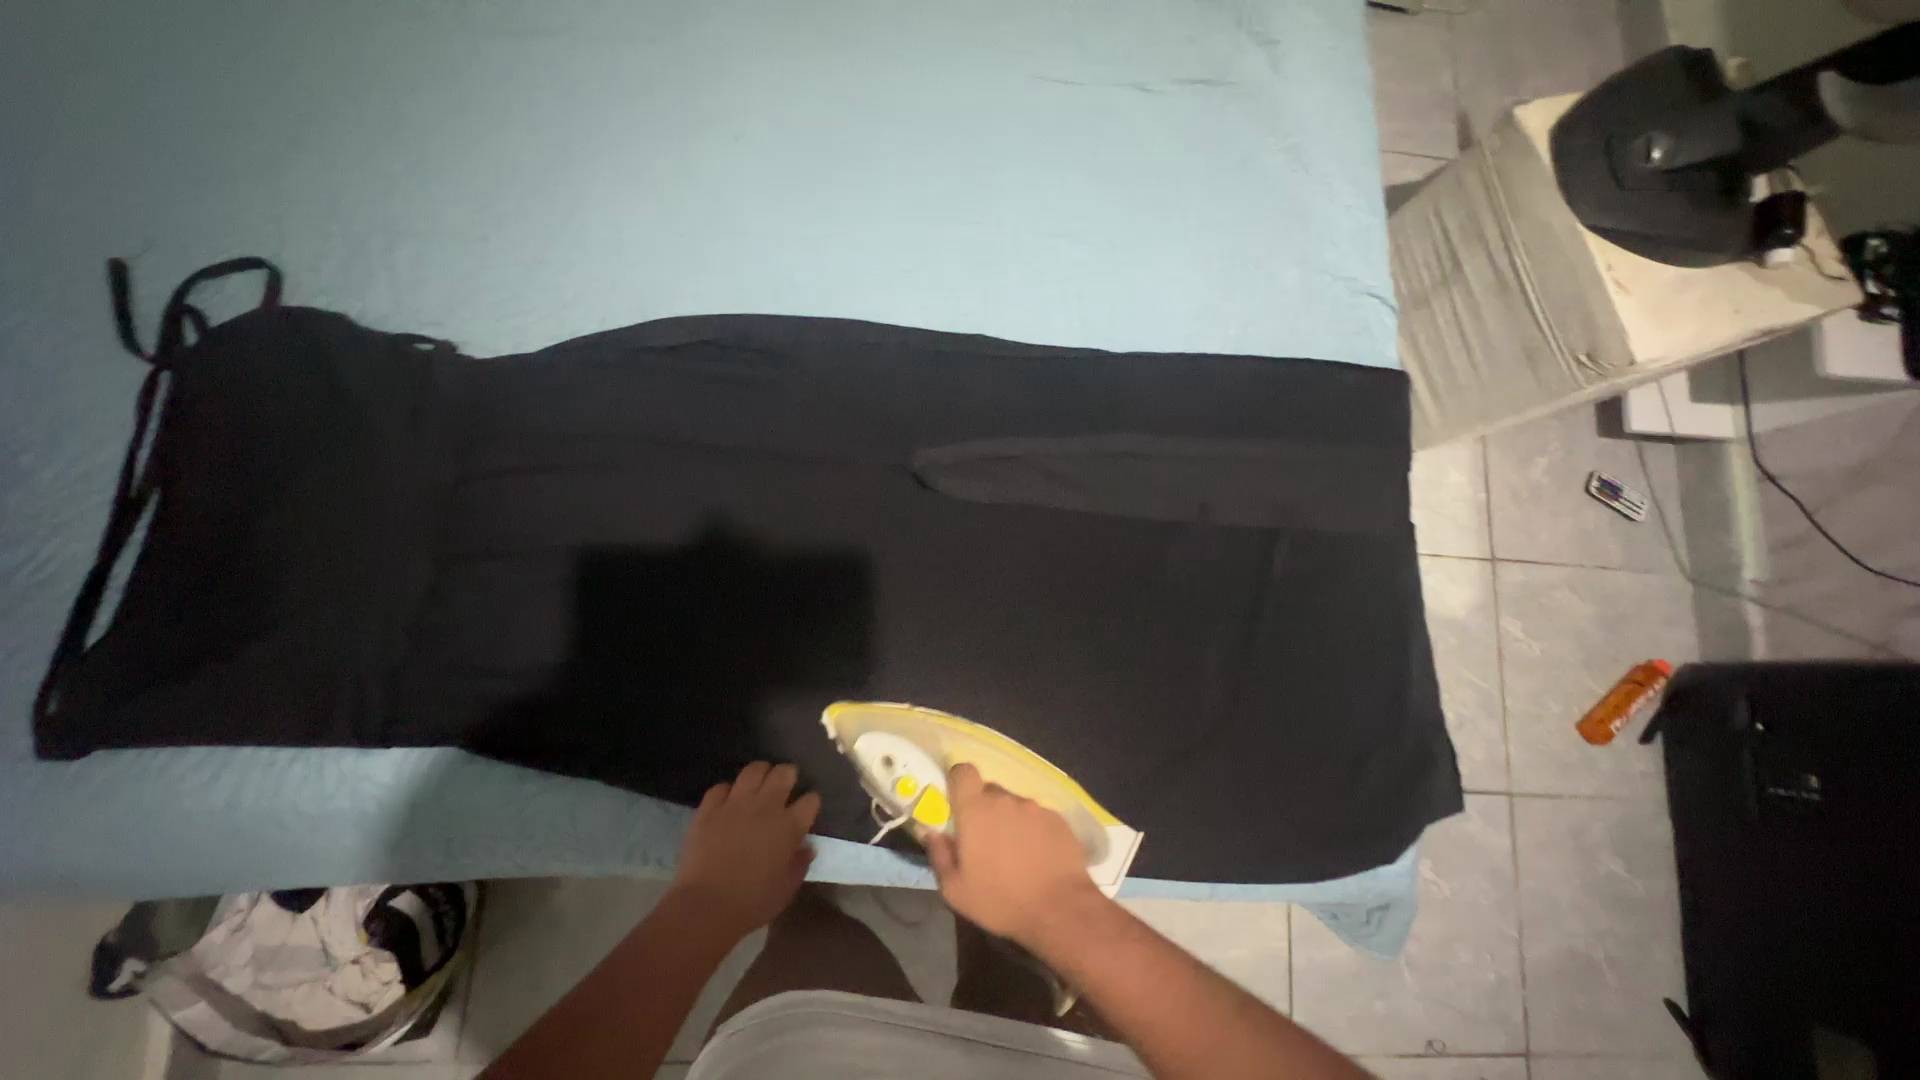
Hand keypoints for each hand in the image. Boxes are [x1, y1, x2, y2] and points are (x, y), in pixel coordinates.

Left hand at [670, 762, 820, 937]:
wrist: (705, 906)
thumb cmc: (752, 902)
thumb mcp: (786, 889)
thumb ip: (799, 864)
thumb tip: (807, 847)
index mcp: (789, 826)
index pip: (811, 800)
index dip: (810, 803)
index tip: (806, 810)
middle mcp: (766, 807)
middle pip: (784, 773)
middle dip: (788, 775)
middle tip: (785, 786)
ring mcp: (735, 804)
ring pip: (753, 770)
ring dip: (760, 774)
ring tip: (758, 784)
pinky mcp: (709, 809)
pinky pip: (721, 787)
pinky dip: (727, 791)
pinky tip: (727, 801)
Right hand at [923, 763, 1106, 947]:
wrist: (1061, 909)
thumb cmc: (1001, 901)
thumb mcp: (956, 891)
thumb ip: (939, 855)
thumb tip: (930, 833)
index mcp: (976, 810)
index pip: (963, 771)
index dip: (959, 781)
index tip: (958, 802)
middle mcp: (1006, 800)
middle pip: (989, 792)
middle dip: (984, 810)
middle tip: (985, 841)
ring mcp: (1035, 807)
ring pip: (1015, 805)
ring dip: (1010, 821)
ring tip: (1015, 853)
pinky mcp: (1058, 819)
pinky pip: (1038, 816)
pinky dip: (1033, 830)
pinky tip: (1038, 856)